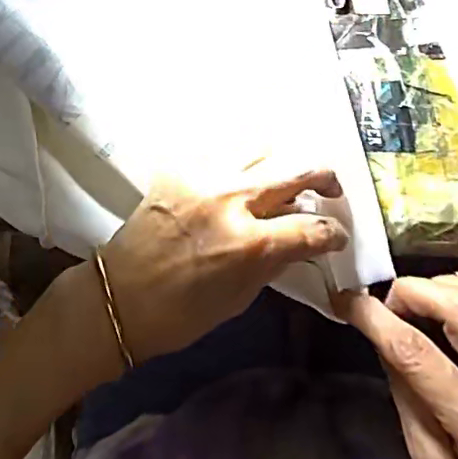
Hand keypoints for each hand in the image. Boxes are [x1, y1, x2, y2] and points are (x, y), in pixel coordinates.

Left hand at [98, 164, 348, 362]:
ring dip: (277, 161)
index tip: (335, 235)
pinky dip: (235, 159)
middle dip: (323, 177)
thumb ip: (276, 259)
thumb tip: (304, 237)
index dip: (333, 233)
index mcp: (250, 242)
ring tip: (281, 176)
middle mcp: (228, 199)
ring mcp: (199, 178)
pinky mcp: (175, 169)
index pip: (314, 227)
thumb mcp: (243, 294)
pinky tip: (239, 173)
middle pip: (294, 169)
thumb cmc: (185, 309)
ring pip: (257, 149)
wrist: (123, 291)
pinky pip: (216, 151)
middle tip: (327, 188)